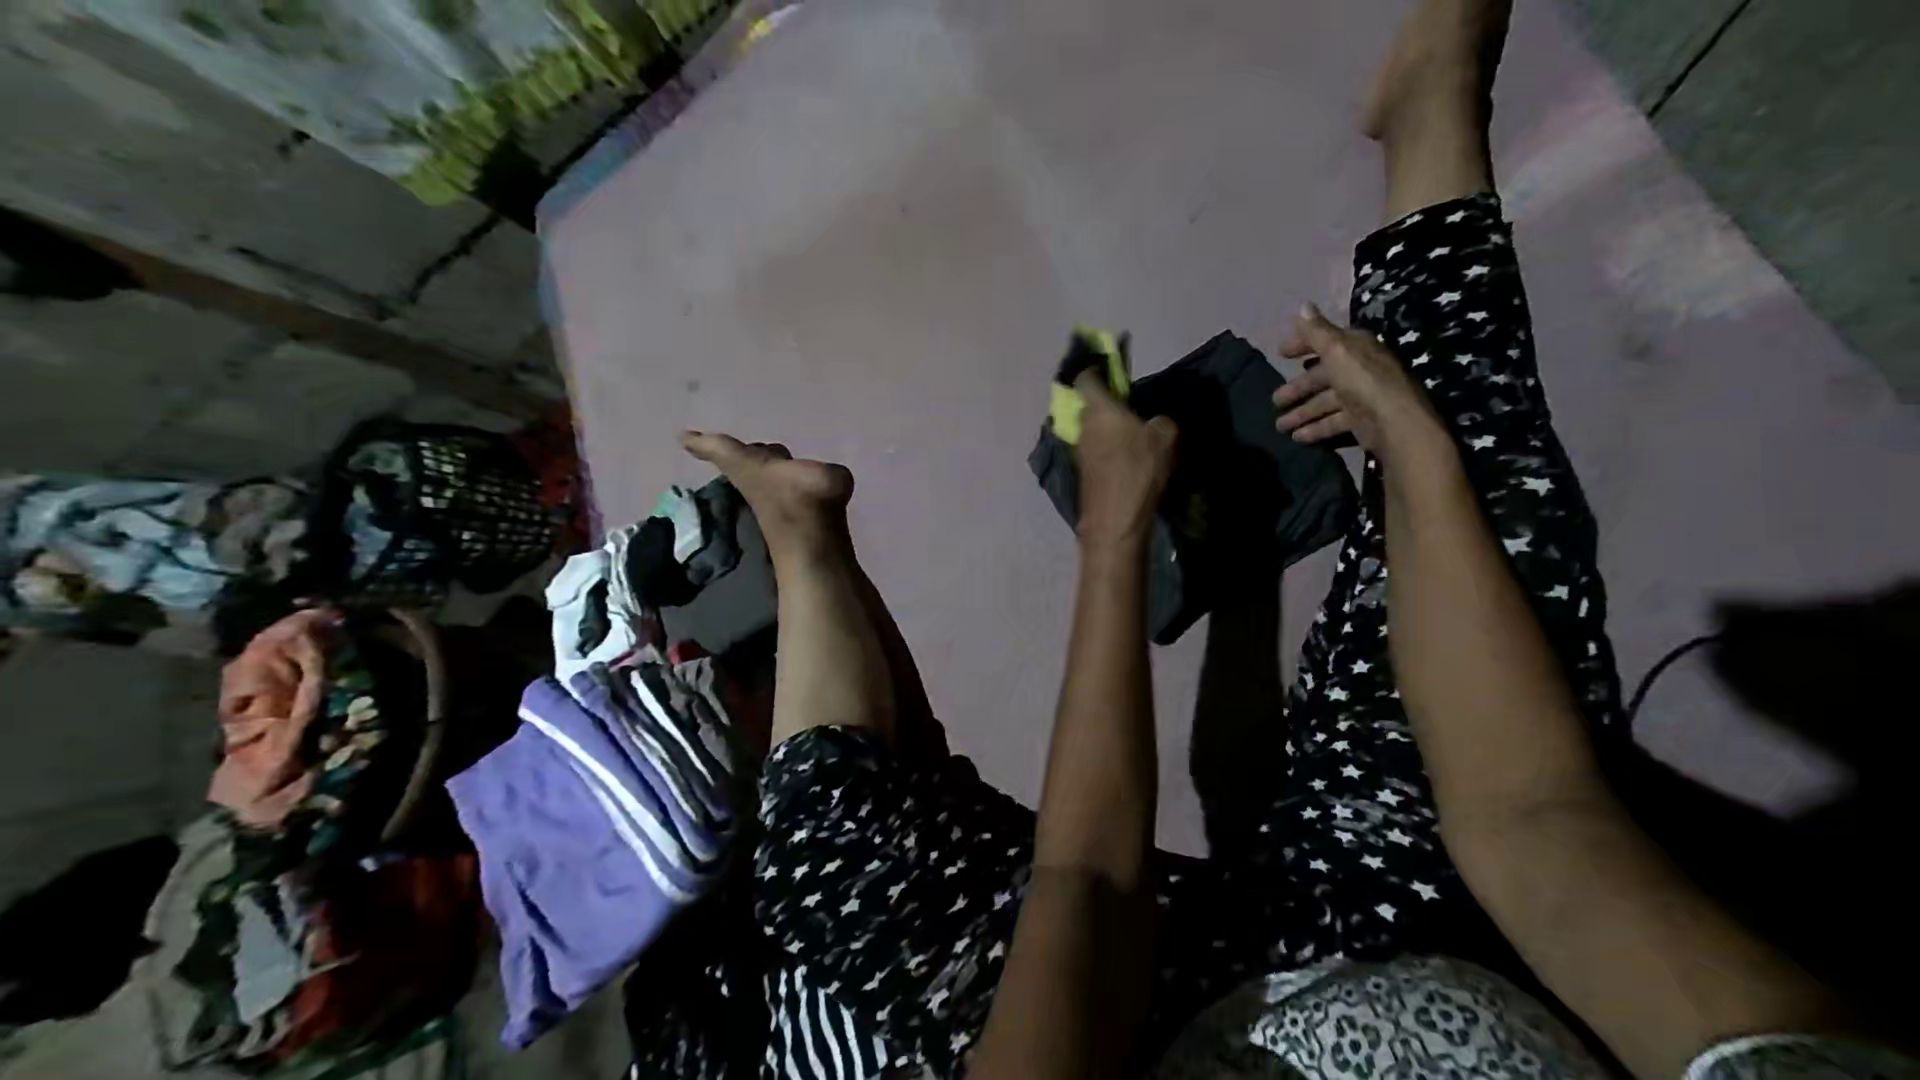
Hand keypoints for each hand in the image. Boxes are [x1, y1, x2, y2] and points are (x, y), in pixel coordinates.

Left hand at [1071, 369, 1177, 546]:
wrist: (1115, 519)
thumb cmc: (1138, 470)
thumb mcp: (1166, 437)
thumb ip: (1161, 421)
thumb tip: (1155, 423)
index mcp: (1098, 408)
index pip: (1086, 378)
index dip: (1095, 368)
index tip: (1109, 368)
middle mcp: (1083, 426)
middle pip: (1091, 406)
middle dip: (1108, 403)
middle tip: (1131, 405)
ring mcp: (1080, 452)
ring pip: (1094, 430)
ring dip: (1109, 429)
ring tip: (1134, 434)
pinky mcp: (1084, 473)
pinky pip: (1097, 451)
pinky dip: (1110, 449)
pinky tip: (1128, 458)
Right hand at [1273, 304, 1446, 460]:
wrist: (1394, 423)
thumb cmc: (1363, 382)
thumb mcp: (1337, 351)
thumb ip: (1317, 332)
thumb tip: (1302, 305)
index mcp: (1355, 348)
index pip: (1325, 341)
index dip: (1302, 344)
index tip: (1279, 354)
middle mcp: (1359, 370)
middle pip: (1322, 377)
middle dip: (1297, 388)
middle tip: (1274, 401)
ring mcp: (1361, 397)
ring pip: (1324, 403)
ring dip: (1301, 413)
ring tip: (1280, 426)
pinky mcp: (1361, 421)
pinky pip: (1333, 423)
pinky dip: (1315, 429)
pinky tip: (1297, 437)